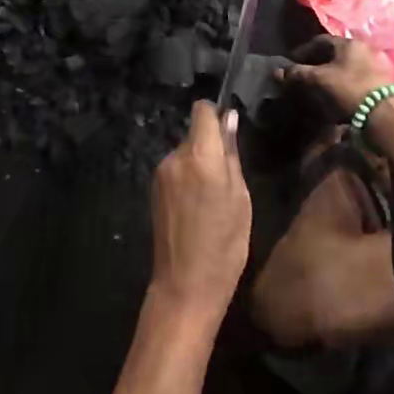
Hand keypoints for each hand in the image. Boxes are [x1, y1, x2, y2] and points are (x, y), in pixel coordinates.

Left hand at [148, 101, 251, 317]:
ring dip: (198, 162)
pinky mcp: (154, 185)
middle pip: (194, 133)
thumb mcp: (240, 199)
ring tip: (214, 196)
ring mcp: (160, 170)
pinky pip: (175, 169)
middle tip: (228, 175)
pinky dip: (187, 176)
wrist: (184, 282)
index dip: (216, 113)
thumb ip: (232, 156)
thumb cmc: (225, 245)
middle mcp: (175, 156)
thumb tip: (229, 118)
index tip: (229, 127)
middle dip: (210, 144)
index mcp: (200, 156)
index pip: (202, 111)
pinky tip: (196, 204)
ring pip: (185, 152)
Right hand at [283, 36, 393, 116]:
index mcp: (350, 43)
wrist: (388, 115)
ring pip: (351, 65)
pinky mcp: (390, 81)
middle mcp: (367, 48)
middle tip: (308, 73)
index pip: (321, 40)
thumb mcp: (318, 80)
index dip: (304, 50)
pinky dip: (350, 82)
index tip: (294, 62)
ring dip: (337, 72)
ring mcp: (381, 64)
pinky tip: (344, 93)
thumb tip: (277, 72)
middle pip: (337, 53)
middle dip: (321, 61)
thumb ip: (297, 73)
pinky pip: (362, 76)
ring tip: (326, 86)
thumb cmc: (349, 89)